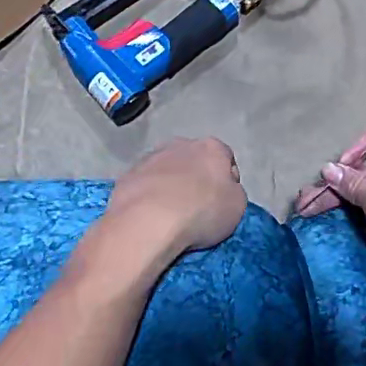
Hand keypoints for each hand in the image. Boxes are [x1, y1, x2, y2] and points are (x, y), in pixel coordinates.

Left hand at [104, 137, 246, 254]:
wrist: (148, 222)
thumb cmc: (201, 212)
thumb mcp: (237, 206)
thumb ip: (233, 191)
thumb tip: (223, 189)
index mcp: (212, 147)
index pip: (226, 160)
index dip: (227, 181)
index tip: (222, 202)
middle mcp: (180, 144)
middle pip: (194, 161)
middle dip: (196, 179)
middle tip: (196, 208)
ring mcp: (150, 157)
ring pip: (167, 170)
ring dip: (170, 185)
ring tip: (169, 214)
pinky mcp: (127, 175)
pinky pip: (145, 184)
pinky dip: (148, 195)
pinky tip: (149, 215)